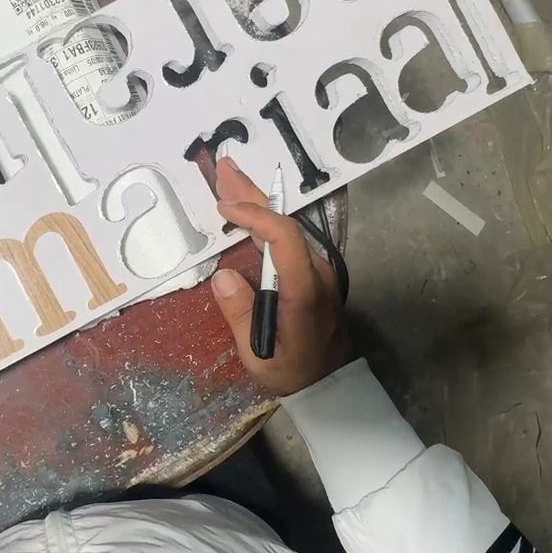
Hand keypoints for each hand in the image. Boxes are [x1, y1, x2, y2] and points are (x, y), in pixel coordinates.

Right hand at [208, 157, 351, 394]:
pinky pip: (286, 238)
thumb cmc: (292, 371)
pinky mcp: (311, 272)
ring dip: (256, 202)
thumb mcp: (259, 354)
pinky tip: (245, 209)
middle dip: (254, 194)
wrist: (329, 383)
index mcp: (304, 291)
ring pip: (286, 226)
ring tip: (228, 180)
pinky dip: (263, 220)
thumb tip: (222, 277)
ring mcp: (316, 270)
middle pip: (286, 223)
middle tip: (225, 168)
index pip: (285, 240)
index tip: (225, 208)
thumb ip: (242, 315)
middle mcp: (316, 272)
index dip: (256, 217)